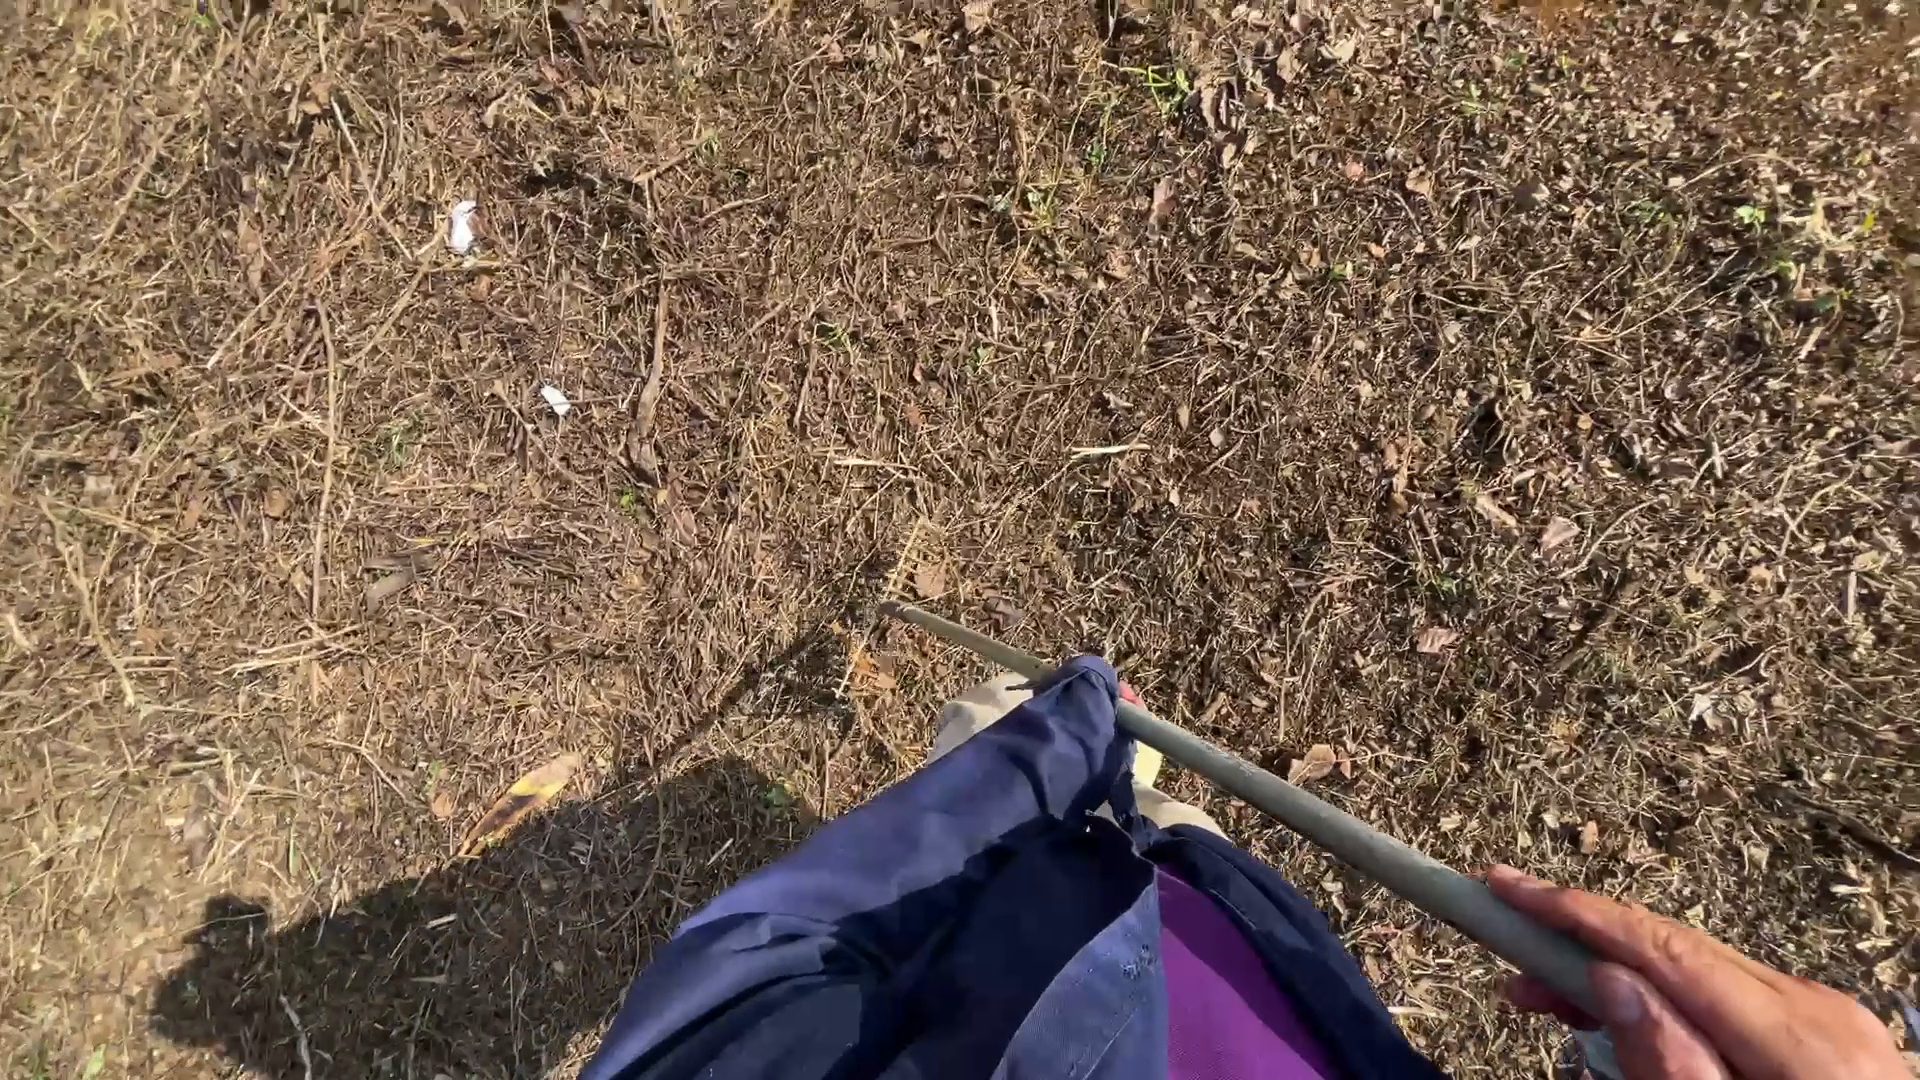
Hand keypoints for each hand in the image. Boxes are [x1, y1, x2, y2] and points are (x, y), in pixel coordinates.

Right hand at [1488, 864, 1906, 1079]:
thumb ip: (1672, 1061)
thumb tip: (1607, 975)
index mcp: (1803, 1040)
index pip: (1662, 945)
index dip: (1573, 908)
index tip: (1500, 883)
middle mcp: (1814, 1007)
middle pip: (1665, 945)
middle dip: (1573, 940)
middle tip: (1504, 948)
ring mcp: (1820, 1014)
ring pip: (1679, 961)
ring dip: (1602, 967)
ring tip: (1539, 994)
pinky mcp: (1812, 1026)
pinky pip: (1707, 987)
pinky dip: (1648, 989)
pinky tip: (1604, 1005)